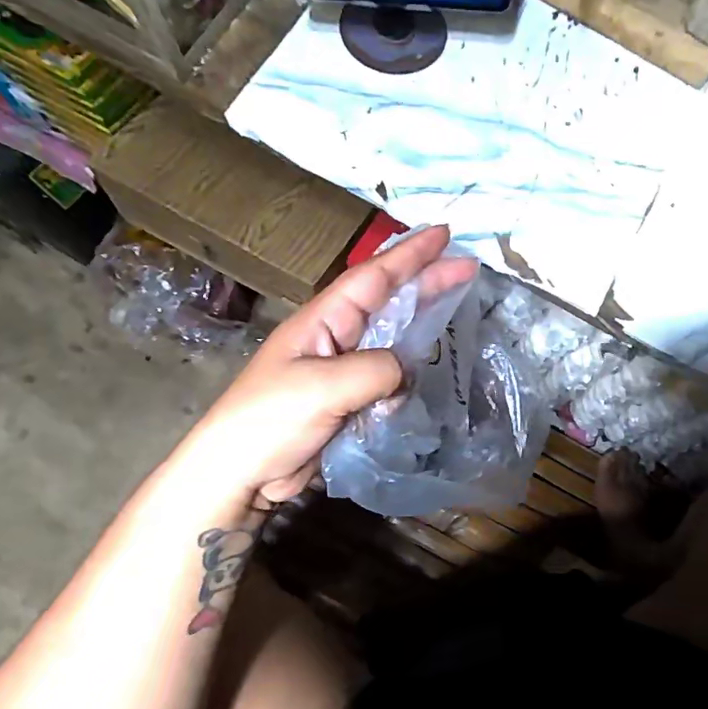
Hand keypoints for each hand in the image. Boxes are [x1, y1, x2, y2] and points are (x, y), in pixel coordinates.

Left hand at [179, 226, 477, 506]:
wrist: (239, 474)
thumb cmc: (270, 420)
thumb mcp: (323, 386)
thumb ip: (376, 370)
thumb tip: (406, 371)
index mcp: (323, 320)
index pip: (373, 277)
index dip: (410, 255)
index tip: (445, 234)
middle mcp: (335, 337)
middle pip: (388, 300)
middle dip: (427, 279)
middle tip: (468, 266)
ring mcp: (341, 369)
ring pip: (392, 335)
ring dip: (424, 319)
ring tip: (458, 304)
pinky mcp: (348, 400)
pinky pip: (390, 373)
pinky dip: (414, 365)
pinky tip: (434, 364)